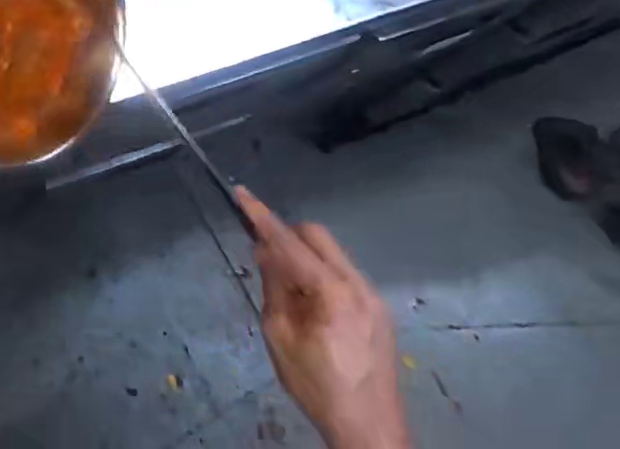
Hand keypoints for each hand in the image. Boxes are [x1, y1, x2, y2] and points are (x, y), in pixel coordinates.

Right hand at [237, 187, 409, 448]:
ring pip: (330, 252)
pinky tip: (308, 298)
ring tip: (284, 283)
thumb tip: (265, 250)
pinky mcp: (378, 310)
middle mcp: (357, 284)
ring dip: (302, 254)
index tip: (241, 193)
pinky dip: (319, 271)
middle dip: (286, 234)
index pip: (288, 241)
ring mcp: (373, 296)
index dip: (261, 216)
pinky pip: (342, 272)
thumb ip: (273, 285)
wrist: (371, 433)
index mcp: (332, 291)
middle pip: (315, 236)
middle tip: (262, 252)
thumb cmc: (317, 387)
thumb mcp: (280, 335)